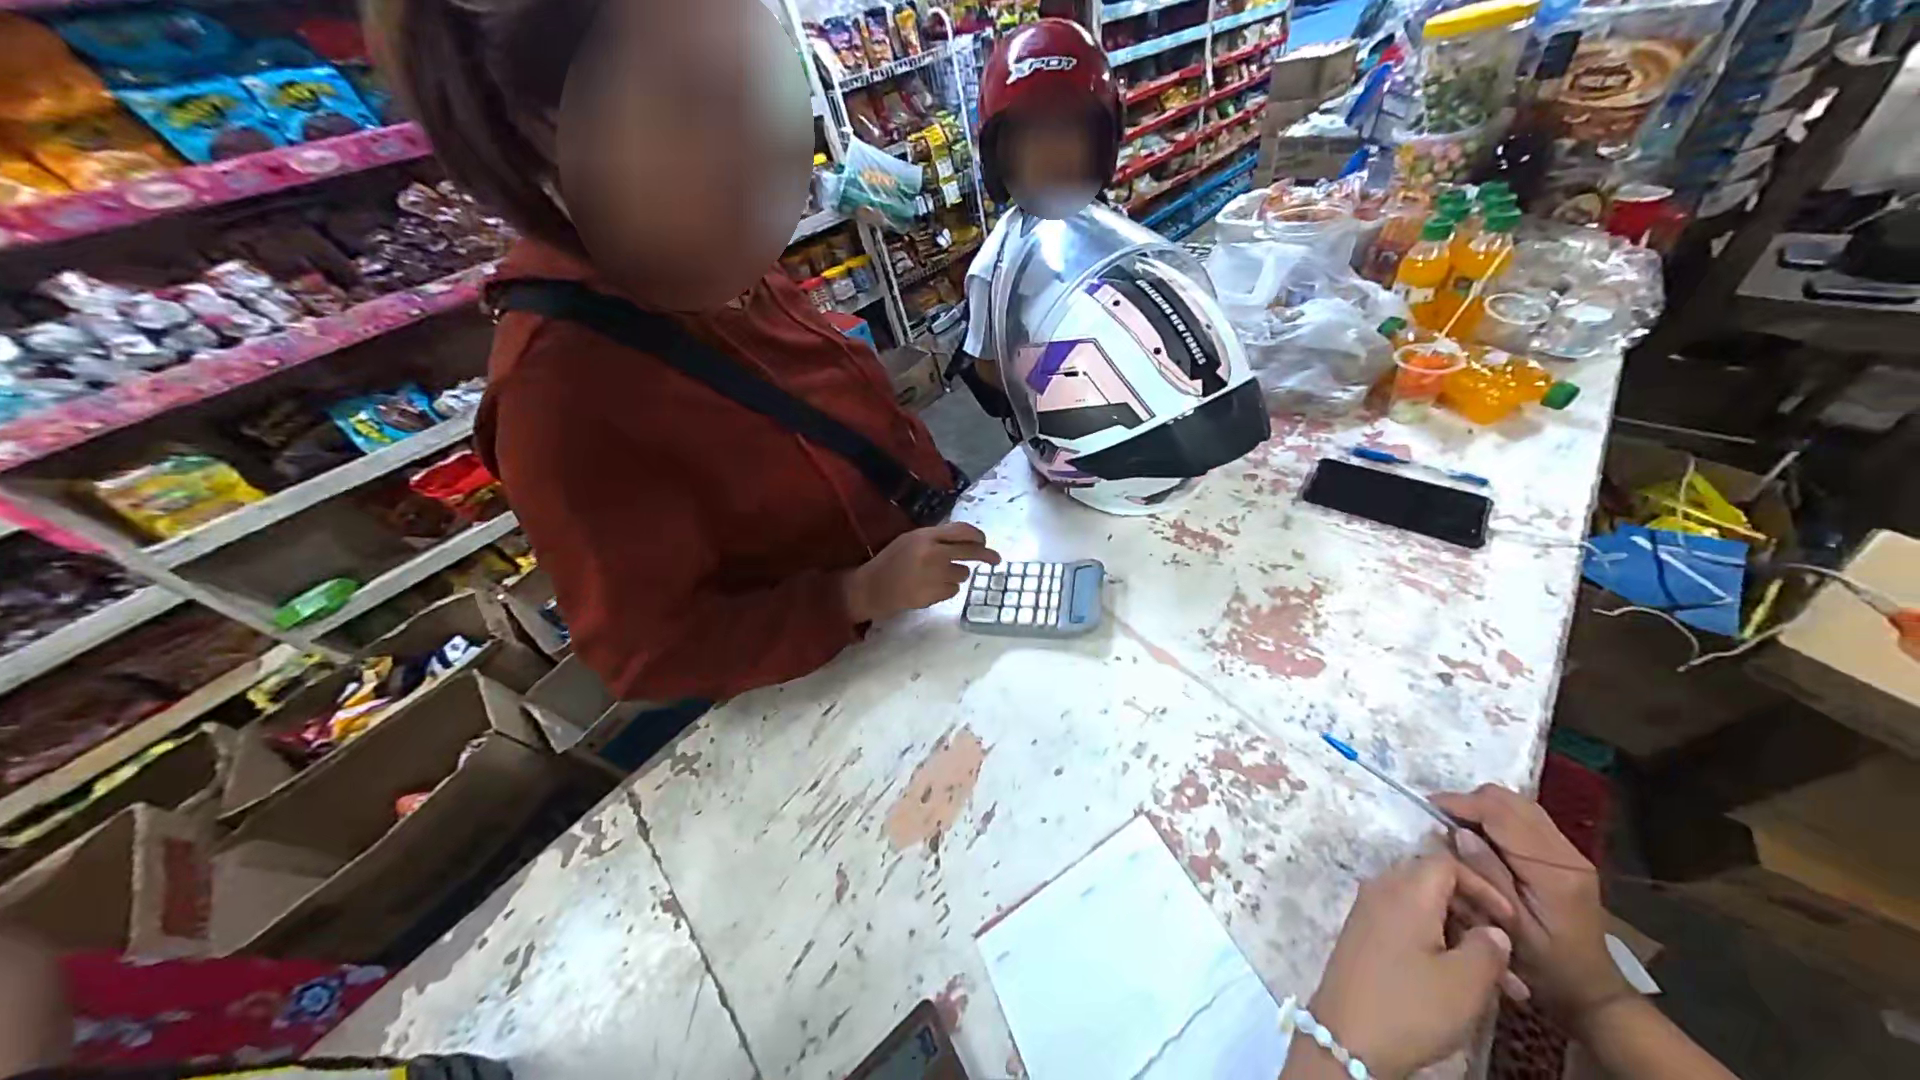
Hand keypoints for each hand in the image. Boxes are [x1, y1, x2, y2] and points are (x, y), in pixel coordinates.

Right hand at [842, 523, 998, 622]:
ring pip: (963, 574)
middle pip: (971, 552)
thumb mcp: (911, 540)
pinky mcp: (934, 595)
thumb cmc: (892, 561)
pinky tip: (929, 587)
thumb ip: (936, 538)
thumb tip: (967, 540)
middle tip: (995, 560)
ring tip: (933, 575)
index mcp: (926, 536)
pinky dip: (946, 589)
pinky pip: (953, 591)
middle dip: (986, 556)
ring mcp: (935, 576)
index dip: (978, 536)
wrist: (873, 587)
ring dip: (955, 575)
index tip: (984, 541)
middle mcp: (933, 554)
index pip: (962, 531)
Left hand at [1303, 854, 1515, 1079]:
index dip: (1483, 886)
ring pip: (1424, 910)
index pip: (1445, 863)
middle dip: (1477, 916)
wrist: (1348, 1035)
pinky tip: (1468, 985)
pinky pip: (1407, 926)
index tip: (1513, 921)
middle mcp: (1381, 891)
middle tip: (1512, 956)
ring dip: (1464, 939)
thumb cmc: (1410, 1004)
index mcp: (1403, 891)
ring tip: (1508, 988)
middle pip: (1434, 884)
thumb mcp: (1465, 982)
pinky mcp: (1364, 936)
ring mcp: (1368, 913)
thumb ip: (1487, 949)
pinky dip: (1439, 946)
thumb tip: (1494, 931)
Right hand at [1432, 785, 1634, 1027]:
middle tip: (1439, 817)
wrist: (1590, 990)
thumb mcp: (1509, 928)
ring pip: (1518, 804)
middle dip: (1470, 800)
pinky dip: (1495, 815)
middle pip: (1512, 801)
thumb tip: (1459, 833)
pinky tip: (1477, 833)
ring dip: (1482, 806)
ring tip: (1454, 822)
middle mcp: (1567, 855)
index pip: (1502, 814)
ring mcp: (1570, 854)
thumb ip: (1487, 876)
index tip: (1427, 807)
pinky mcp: (1564, 856)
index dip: (1462, 803)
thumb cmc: (1545, 966)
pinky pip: (1524, 817)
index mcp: (1554, 872)